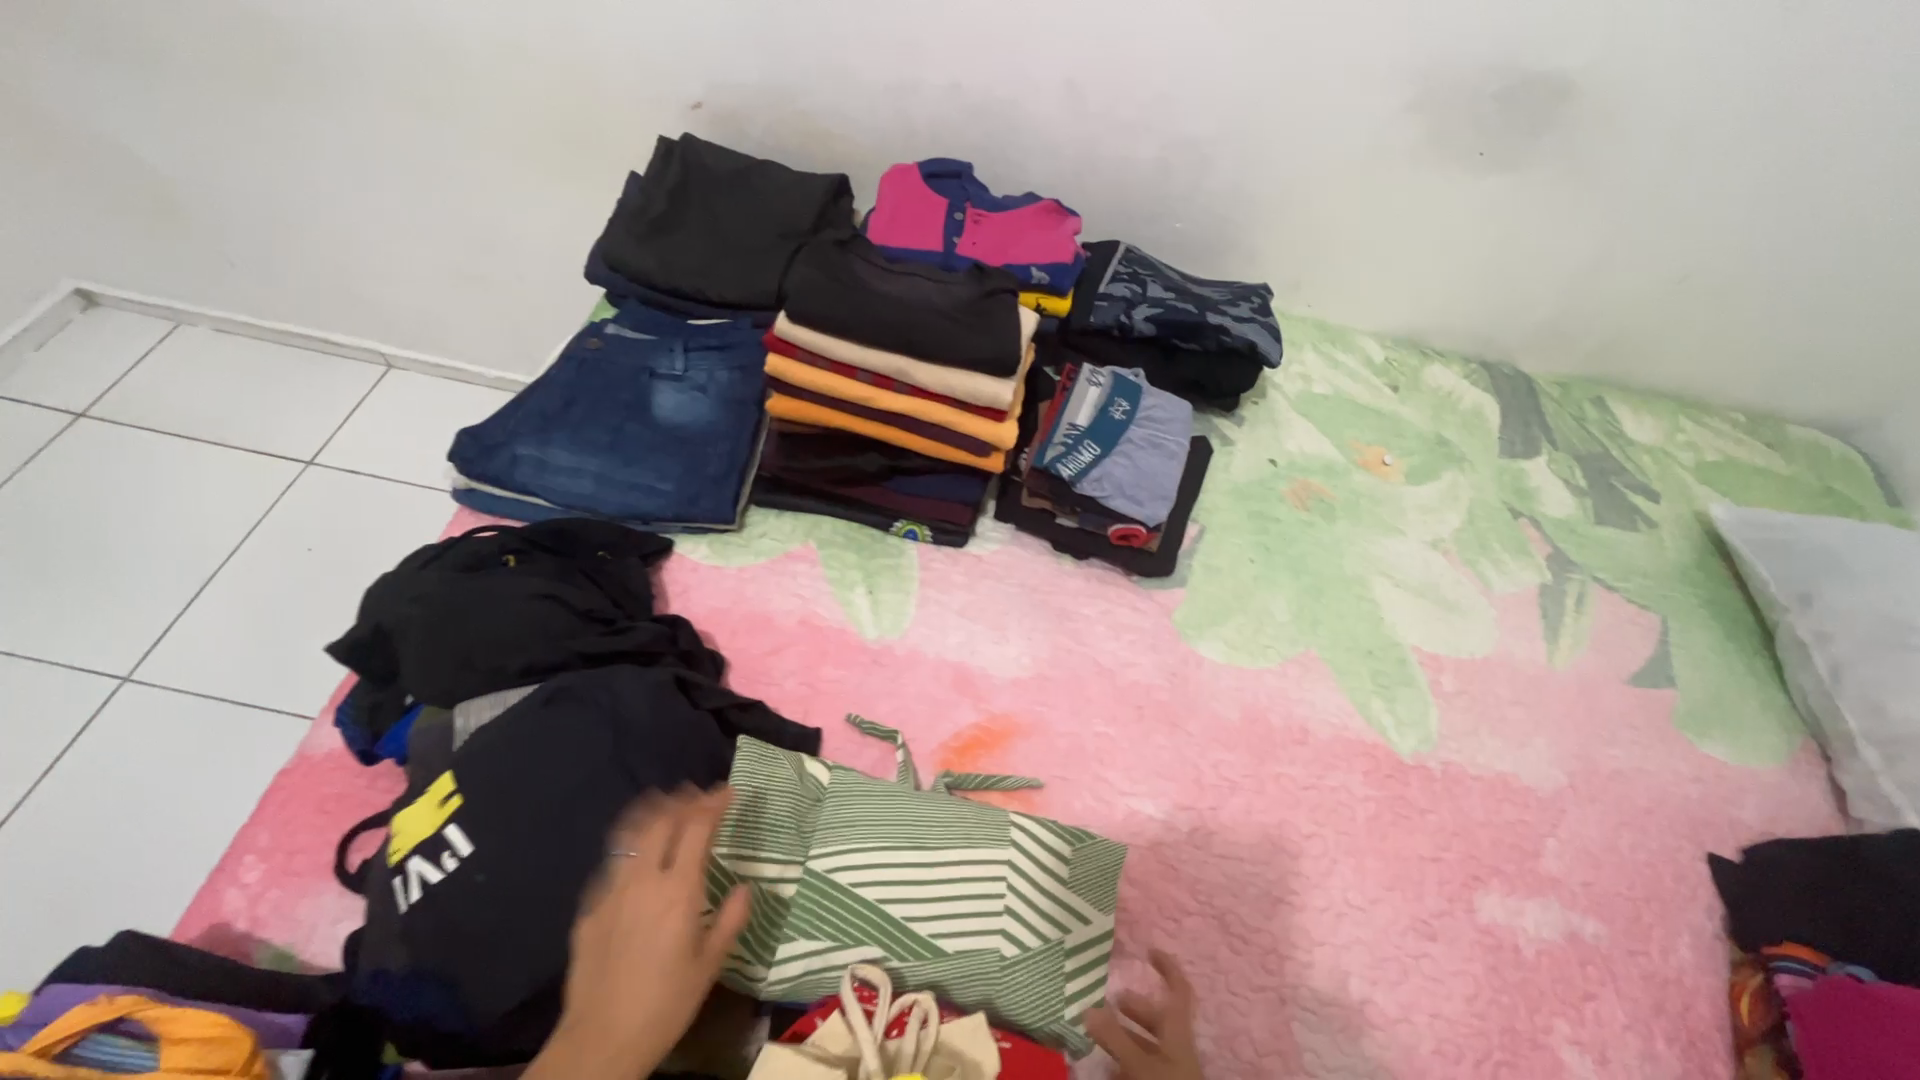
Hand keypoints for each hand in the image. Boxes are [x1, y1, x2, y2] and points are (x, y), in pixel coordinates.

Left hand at [527, 787, 750, 1079]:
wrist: (601, 1039)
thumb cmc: (666, 1005)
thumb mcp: (710, 966)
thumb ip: (730, 920)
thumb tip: (746, 887)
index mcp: (678, 891)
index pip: (697, 829)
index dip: (713, 804)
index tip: (727, 792)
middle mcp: (643, 881)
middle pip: (661, 822)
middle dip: (682, 801)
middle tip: (699, 795)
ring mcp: (610, 892)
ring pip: (630, 836)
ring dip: (651, 813)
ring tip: (665, 803)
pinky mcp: (589, 909)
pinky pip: (612, 864)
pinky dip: (629, 846)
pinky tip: (635, 855)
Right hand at [1084, 950, 1204, 1079]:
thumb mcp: (1141, 1064)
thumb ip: (1115, 1036)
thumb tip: (1087, 1006)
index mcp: (1178, 1032)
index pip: (1178, 991)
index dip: (1168, 968)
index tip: (1149, 949)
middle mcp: (1176, 1047)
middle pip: (1156, 1019)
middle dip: (1132, 1008)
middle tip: (1107, 1000)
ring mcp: (1170, 1070)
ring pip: (1146, 1045)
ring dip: (1122, 1037)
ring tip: (1096, 1034)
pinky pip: (1141, 1068)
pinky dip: (1123, 1063)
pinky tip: (1104, 1067)